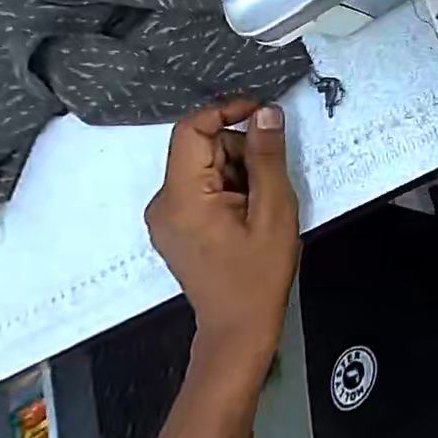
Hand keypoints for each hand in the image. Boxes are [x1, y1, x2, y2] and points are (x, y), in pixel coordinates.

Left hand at [146, 99, 300, 376]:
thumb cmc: (259, 272)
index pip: (190, 131)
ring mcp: (166, 215)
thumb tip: (266, 112)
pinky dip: (230, 186)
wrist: (239, 326)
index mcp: (182, 197)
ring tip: (261, 204)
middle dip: (240, 150)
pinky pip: (202, 186)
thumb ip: (267, 157)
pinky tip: (249, 213)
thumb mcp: (274, 209)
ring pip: (205, 166)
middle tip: (271, 180)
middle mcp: (162, 202)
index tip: (263, 111)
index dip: (225, 111)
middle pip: (200, 148)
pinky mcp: (175, 224)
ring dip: (238, 170)